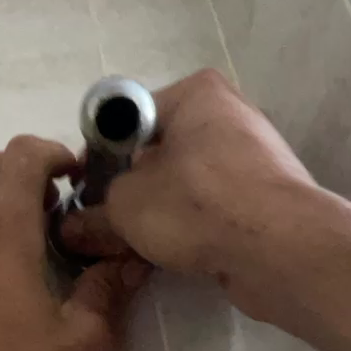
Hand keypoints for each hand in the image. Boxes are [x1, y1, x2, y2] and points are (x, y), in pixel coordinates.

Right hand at [60, 70, 318, 279]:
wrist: (279, 250)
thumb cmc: (196, 206)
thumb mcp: (125, 207)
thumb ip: (93, 214)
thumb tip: (71, 229)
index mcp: (195, 94)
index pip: (128, 119)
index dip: (101, 157)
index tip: (87, 193)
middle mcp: (226, 116)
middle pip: (156, 155)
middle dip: (129, 192)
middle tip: (105, 226)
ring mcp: (250, 160)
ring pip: (182, 187)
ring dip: (156, 216)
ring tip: (134, 247)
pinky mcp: (261, 201)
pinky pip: (209, 211)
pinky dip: (189, 230)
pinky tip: (172, 256)